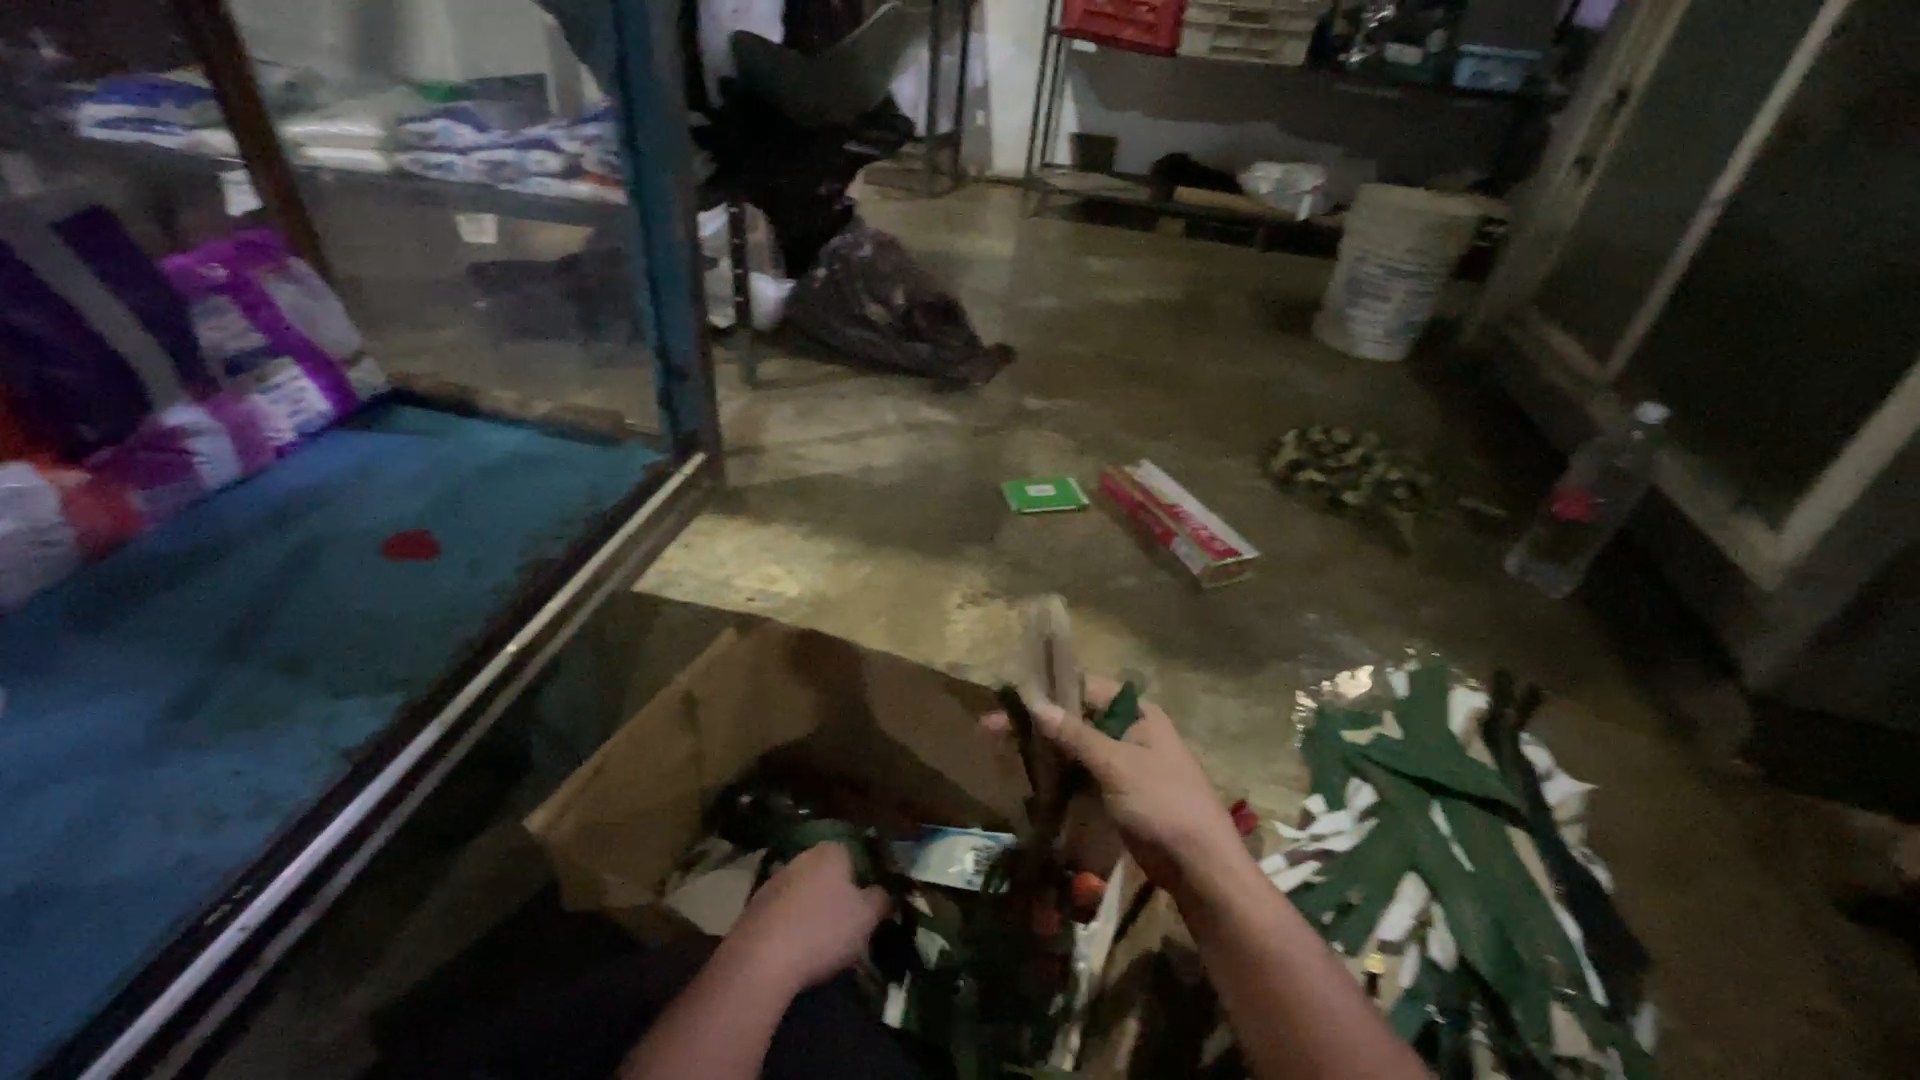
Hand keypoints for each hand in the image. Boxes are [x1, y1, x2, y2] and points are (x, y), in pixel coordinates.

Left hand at [723, 843, 892, 993]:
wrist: (760, 961)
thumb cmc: (823, 930)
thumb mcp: (867, 917)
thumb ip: (881, 899)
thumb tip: (883, 892)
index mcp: (830, 851)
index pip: (856, 854)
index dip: (866, 878)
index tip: (871, 905)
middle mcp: (800, 858)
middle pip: (828, 874)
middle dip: (839, 895)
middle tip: (851, 925)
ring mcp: (773, 882)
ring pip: (805, 893)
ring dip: (814, 911)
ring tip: (825, 943)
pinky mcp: (753, 908)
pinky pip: (783, 913)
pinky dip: (792, 926)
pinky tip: (798, 950)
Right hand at [986, 677, 1244, 892]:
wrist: (1198, 864)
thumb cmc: (1163, 803)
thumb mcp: (1117, 765)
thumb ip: (1076, 735)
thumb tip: (1036, 704)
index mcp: (1138, 714)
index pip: (1087, 687)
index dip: (1050, 689)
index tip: (1012, 695)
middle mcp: (1130, 731)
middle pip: (1076, 717)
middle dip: (1038, 721)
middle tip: (992, 726)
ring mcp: (1123, 762)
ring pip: (1075, 747)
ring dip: (1044, 748)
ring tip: (1001, 746)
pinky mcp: (1116, 792)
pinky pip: (1081, 774)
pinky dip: (1057, 773)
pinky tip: (1028, 775)